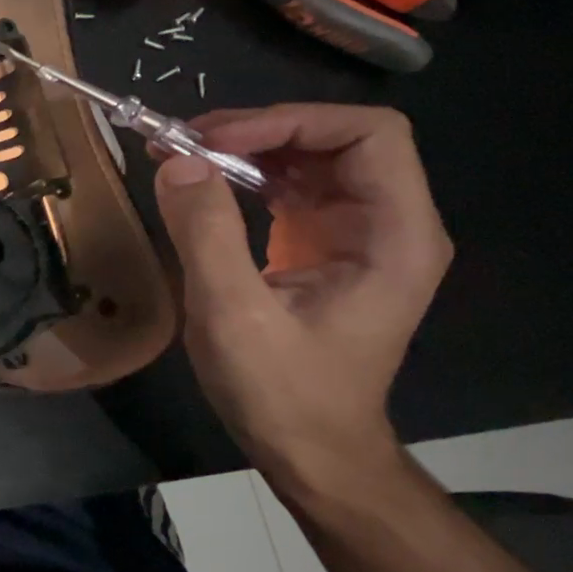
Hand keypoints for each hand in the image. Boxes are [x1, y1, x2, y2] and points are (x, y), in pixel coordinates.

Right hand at [152, 105, 451, 480]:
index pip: (368, 135)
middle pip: (337, 140)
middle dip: (260, 130)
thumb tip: (177, 162)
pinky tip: (199, 186)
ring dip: (245, 150)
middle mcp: (386, 224)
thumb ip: (207, 233)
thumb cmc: (282, 389)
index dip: (291, 122)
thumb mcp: (234, 313)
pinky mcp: (317, 250)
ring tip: (179, 157)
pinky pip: (287, 191)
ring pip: (309, 161)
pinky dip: (242, 178)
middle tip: (182, 144)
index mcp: (394, 235)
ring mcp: (352, 236)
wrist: (308, 449)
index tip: (214, 141)